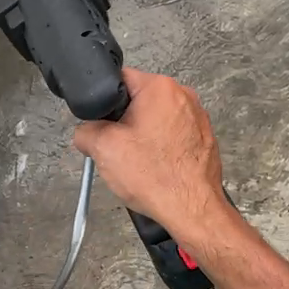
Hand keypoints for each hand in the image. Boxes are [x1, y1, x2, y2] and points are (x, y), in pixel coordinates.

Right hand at [74, 69, 227, 232]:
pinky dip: (161, 149)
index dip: (103, 102)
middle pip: (139, 100)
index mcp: (159, 88)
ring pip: (155, 119)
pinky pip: (172, 136)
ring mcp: (198, 117)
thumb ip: (84, 131)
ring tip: (138, 162)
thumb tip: (85, 132)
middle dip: (123, 122)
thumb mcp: (102, 149)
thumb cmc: (155, 177)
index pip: (120, 79)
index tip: (102, 123)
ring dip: (142, 136)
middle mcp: (184, 96)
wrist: (190, 209)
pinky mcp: (204, 138)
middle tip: (117, 147)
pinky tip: (155, 168)